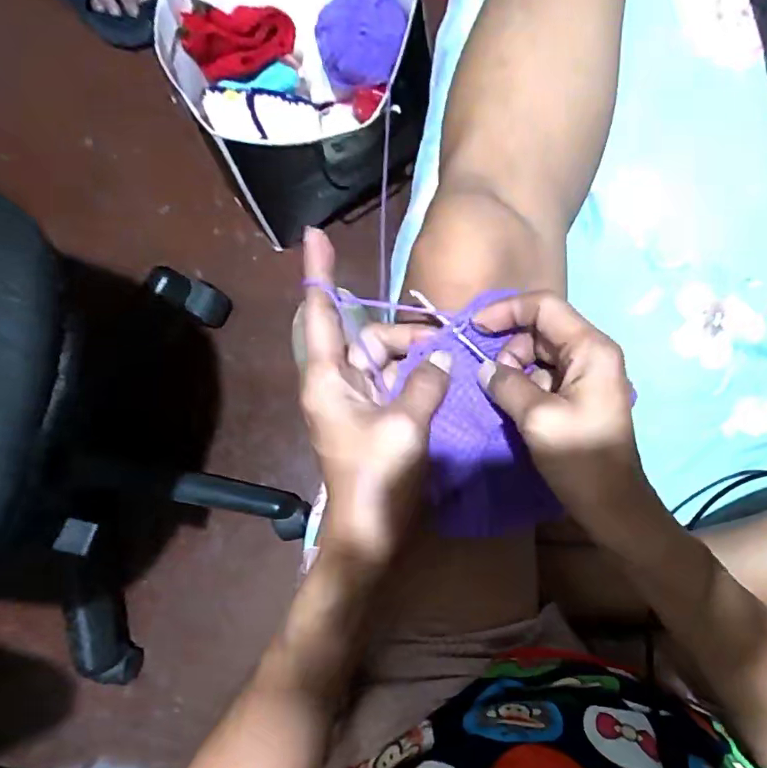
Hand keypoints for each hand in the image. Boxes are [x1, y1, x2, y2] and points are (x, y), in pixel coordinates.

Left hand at [294, 229, 451, 569]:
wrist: (369, 535)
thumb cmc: (377, 479)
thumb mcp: (406, 425)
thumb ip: (426, 382)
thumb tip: (442, 356)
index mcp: (329, 380)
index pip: (320, 313)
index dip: (318, 272)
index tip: (314, 233)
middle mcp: (337, 385)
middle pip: (367, 337)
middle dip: (404, 333)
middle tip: (447, 339)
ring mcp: (355, 405)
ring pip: (385, 362)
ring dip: (416, 358)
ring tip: (452, 362)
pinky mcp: (373, 423)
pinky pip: (394, 385)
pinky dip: (417, 379)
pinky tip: (444, 379)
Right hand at [472, 293, 663, 542]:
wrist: (611, 504)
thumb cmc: (580, 459)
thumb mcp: (538, 418)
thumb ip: (508, 385)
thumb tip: (484, 368)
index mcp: (591, 349)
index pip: (545, 307)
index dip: (507, 310)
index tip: (474, 328)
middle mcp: (591, 354)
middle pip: (541, 329)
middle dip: (510, 347)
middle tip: (493, 380)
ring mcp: (586, 377)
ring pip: (540, 355)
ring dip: (515, 370)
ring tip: (504, 399)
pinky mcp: (578, 398)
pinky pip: (545, 378)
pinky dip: (524, 385)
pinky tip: (513, 407)